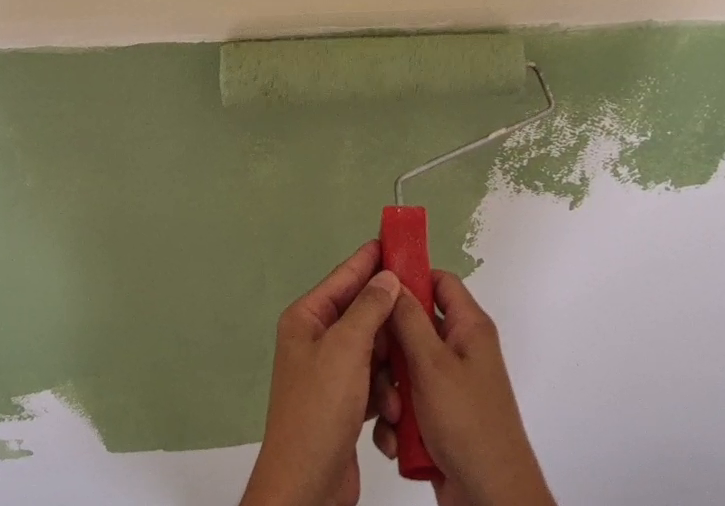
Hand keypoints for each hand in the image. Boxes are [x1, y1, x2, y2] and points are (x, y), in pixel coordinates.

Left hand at [240, 241, 402, 505]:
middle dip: (388, 323)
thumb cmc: (319, 410)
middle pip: (362, 314)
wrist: (307, 483)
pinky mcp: (344, 402)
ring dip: (390, 366)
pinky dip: (385, 392)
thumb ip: (369, 309)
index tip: (396, 242)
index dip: (369, 260)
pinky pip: (374, 382)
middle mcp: (316, 341)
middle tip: (418, 315)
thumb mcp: (346, 349)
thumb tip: (387, 278)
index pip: (343, 278)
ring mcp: (329, 373)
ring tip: (400, 379)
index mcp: (306, 320)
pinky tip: (392, 408)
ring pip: (373, 350)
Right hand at [382, 270, 555, 505]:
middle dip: (389, 351)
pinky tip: (394, 441)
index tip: (374, 290)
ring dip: (390, 394)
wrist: (490, 498)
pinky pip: (405, 405)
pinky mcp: (436, 418)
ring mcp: (447, 387)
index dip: (409, 279)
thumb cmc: (467, 423)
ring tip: (392, 417)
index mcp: (468, 328)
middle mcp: (459, 351)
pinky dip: (396, 422)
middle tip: (378, 367)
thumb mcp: (433, 364)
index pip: (439, 282)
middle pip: (411, 328)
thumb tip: (394, 279)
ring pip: (402, 370)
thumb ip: (409, 319)